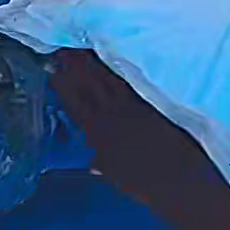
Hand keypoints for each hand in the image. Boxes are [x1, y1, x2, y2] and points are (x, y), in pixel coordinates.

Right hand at [50, 49, 227, 207]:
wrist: (179, 183)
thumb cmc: (145, 184)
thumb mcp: (115, 174)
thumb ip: (101, 162)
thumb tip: (92, 161)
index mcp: (97, 132)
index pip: (74, 100)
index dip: (61, 82)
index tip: (50, 65)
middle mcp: (111, 114)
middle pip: (88, 83)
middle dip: (73, 63)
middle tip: (61, 46)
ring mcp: (133, 105)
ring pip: (108, 77)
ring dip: (92, 61)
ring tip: (80, 45)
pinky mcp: (152, 102)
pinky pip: (129, 80)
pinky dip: (118, 67)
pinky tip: (113, 56)